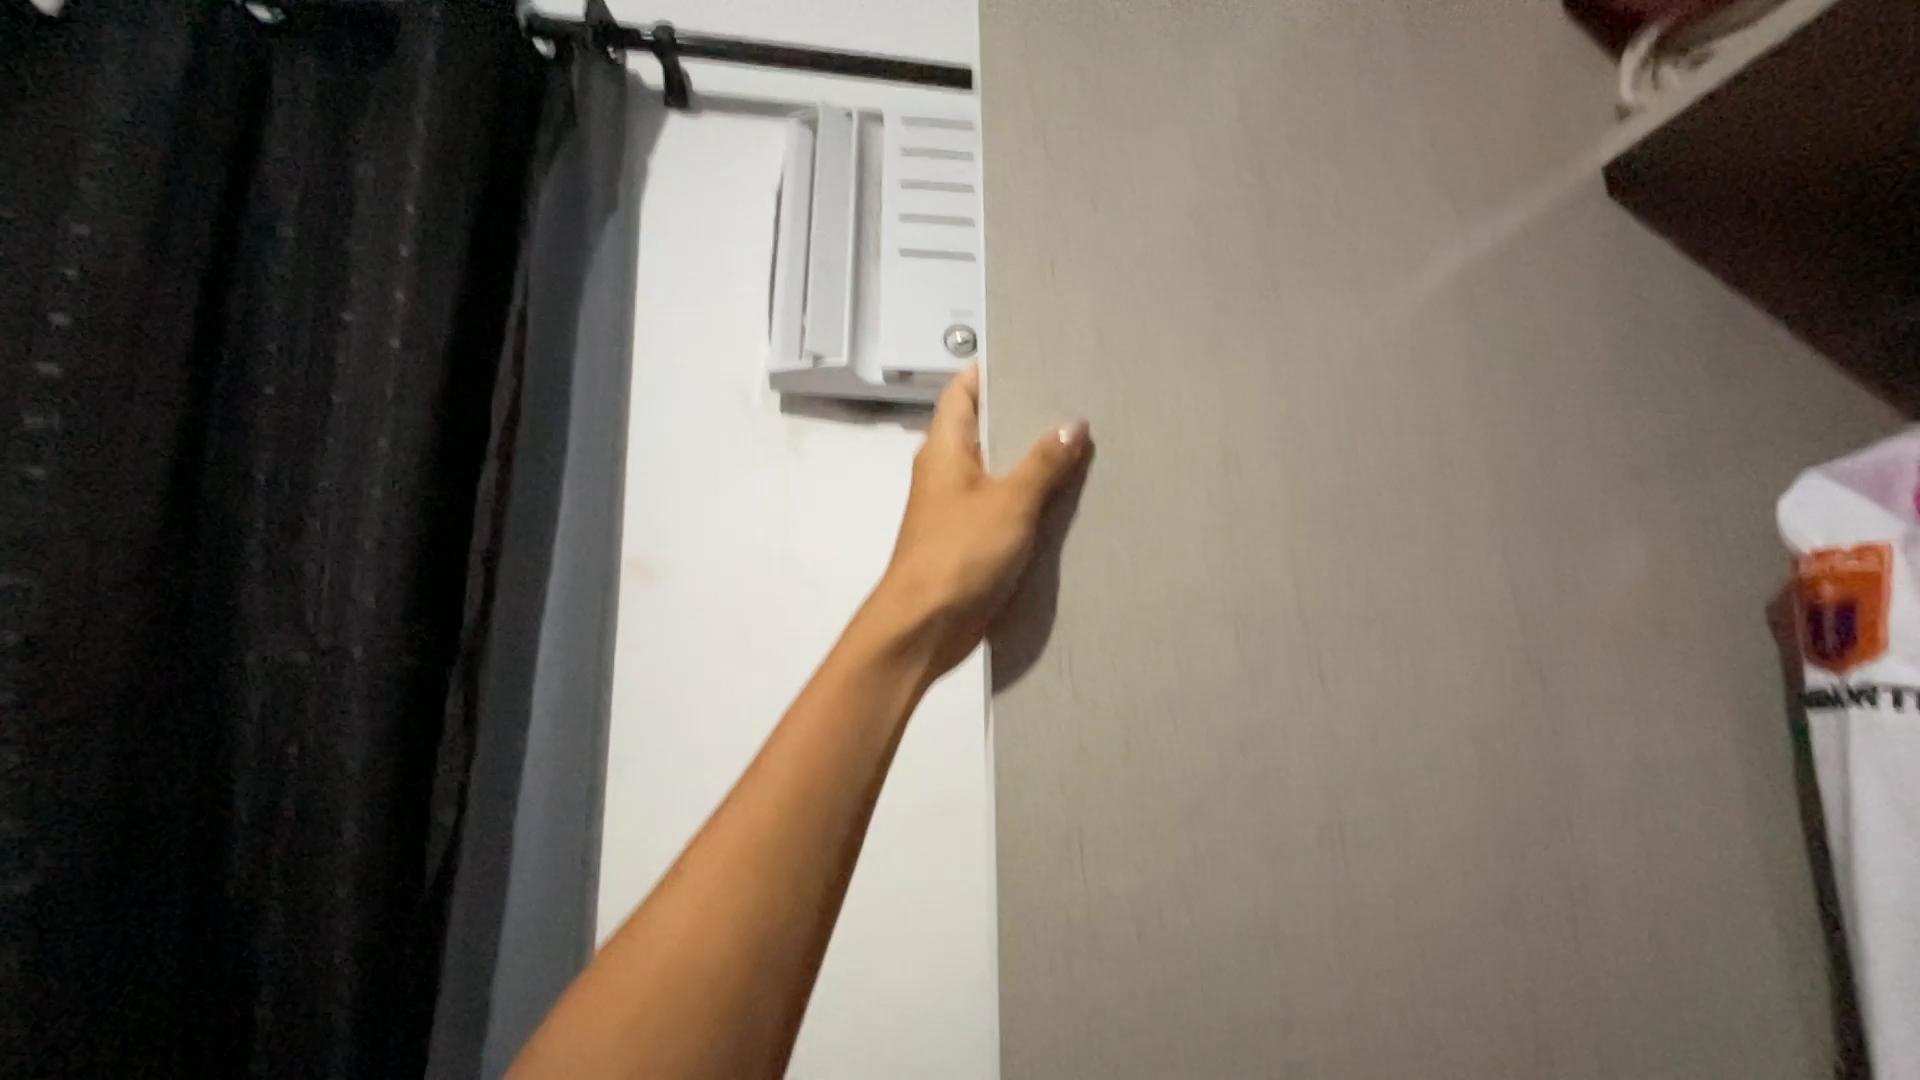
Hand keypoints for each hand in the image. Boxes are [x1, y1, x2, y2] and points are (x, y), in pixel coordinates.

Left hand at [872, 365, 1090, 676]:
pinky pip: (1004, 505)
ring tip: (1084, 440)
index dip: (993, 368)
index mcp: (945, 447)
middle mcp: (948, 470)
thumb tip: (1074, 423)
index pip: (964, 390)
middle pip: (986, 427)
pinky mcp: (971, 538)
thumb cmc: (959, 553)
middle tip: (1077, 398)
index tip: (1036, 354)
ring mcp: (958, 506)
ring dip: (1033, 459)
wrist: (925, 626)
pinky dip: (1031, 497)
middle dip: (1026, 413)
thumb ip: (1043, 462)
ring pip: (999, 469)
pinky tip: (1069, 495)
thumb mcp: (1009, 502)